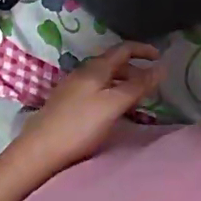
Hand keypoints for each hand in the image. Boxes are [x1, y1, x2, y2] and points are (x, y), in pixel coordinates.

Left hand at [4, 43, 162, 178]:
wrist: (38, 152)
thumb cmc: (79, 125)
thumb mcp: (113, 105)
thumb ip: (138, 86)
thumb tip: (162, 67)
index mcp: (96, 68)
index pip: (124, 48)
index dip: (143, 50)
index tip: (161, 57)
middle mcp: (84, 72)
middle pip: (115, 63)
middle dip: (136, 69)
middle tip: (152, 84)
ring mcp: (73, 87)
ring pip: (105, 78)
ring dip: (124, 83)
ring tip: (137, 100)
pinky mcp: (67, 104)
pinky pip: (96, 91)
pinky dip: (112, 94)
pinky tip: (114, 111)